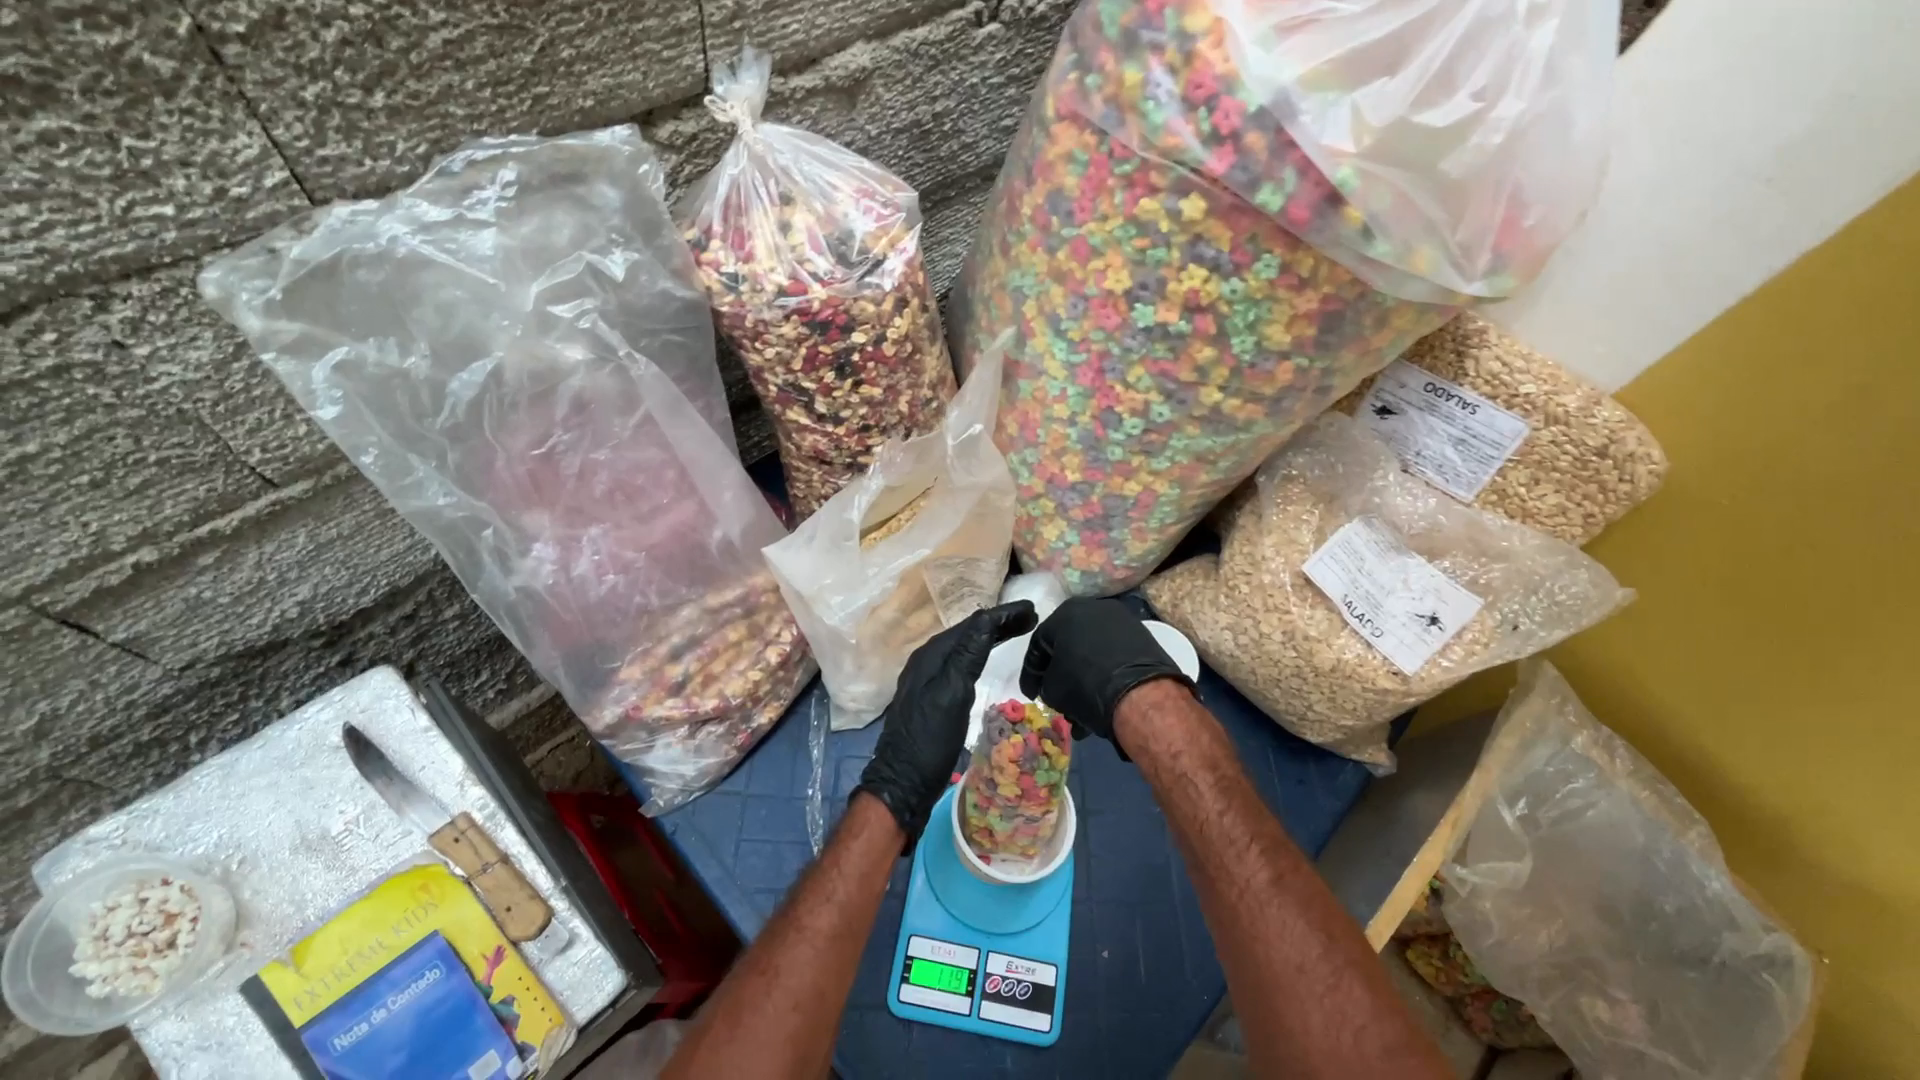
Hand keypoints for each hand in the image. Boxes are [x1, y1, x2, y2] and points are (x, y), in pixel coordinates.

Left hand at [855, 600, 1039, 846]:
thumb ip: (967, 656)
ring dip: (991, 637)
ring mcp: (928, 680)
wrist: (903, 783)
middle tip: (1031, 618)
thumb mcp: (952, 694)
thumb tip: (986, 618)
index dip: (1002, 615)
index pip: (972, 624)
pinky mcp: (932, 697)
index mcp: (931, 655)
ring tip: (1018, 632)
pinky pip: (961, 664)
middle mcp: (927, 661)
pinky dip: (980, 655)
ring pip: (964, 647)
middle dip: (999, 623)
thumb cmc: (929, 740)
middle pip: (968, 633)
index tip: (1032, 610)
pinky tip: (989, 660)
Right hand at [1020, 597, 1191, 756]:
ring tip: (1081, 708)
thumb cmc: (1084, 684)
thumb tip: (1054, 685)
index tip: (1031, 695)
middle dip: (1060, 675)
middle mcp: (1093, 608)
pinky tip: (1101, 698)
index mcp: (1065, 612)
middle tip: (1056, 698)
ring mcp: (1122, 621)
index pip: (1039, 644)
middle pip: (1068, 645)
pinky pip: (1113, 656)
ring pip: (1091, 652)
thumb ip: (1046, 681)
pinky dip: (1104, 674)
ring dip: (1083, 677)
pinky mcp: (1143, 637)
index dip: (1031, 674)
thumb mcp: (1052, 689)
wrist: (1140, 693)